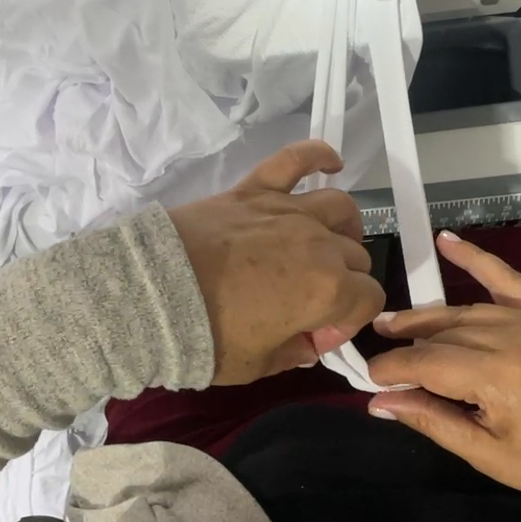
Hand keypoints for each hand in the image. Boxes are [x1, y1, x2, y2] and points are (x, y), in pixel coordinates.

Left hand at [168, 141, 385, 384]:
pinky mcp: (255, 190)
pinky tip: (333, 162)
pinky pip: (294, 160)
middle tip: (309, 304)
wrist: (152, 296)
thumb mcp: (258, 366)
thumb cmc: (208, 337)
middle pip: (357, 257)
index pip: (368, 300)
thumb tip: (309, 342)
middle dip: (344, 284)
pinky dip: (317, 156)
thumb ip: (295, 353)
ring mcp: (287, 211)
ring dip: (345, 229)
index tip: (315, 335)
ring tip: (332, 245)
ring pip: (340, 209)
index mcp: (327, 290)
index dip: (348, 322)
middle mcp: (318, 244)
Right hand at [366, 232, 520, 505]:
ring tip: (394, 322)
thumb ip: (431, 420)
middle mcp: (513, 338)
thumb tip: (378, 402)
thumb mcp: (486, 453)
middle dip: (405, 345)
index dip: (392, 368)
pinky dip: (475, 257)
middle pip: (442, 334)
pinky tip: (445, 242)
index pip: (426, 363)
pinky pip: (505, 276)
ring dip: (427, 316)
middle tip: (376, 349)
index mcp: (499, 379)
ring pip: (464, 312)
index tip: (369, 376)